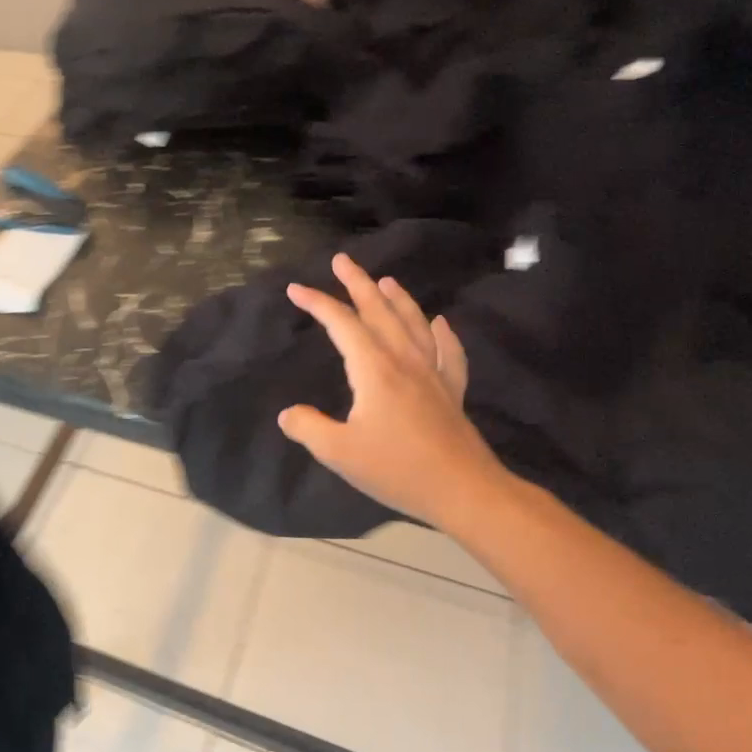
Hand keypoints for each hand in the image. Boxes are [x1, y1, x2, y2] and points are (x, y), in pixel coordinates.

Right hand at [277, 252, 511, 526]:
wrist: (463, 490)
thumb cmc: (396, 469)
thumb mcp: (338, 452)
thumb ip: (308, 427)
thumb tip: (288, 414)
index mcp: (374, 371)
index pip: (342, 325)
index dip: (318, 304)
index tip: (296, 289)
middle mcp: (405, 362)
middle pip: (379, 312)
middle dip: (358, 284)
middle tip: (342, 261)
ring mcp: (433, 375)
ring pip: (414, 324)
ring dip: (398, 299)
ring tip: (385, 280)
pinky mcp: (452, 393)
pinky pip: (449, 353)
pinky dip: (443, 334)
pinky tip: (440, 323)